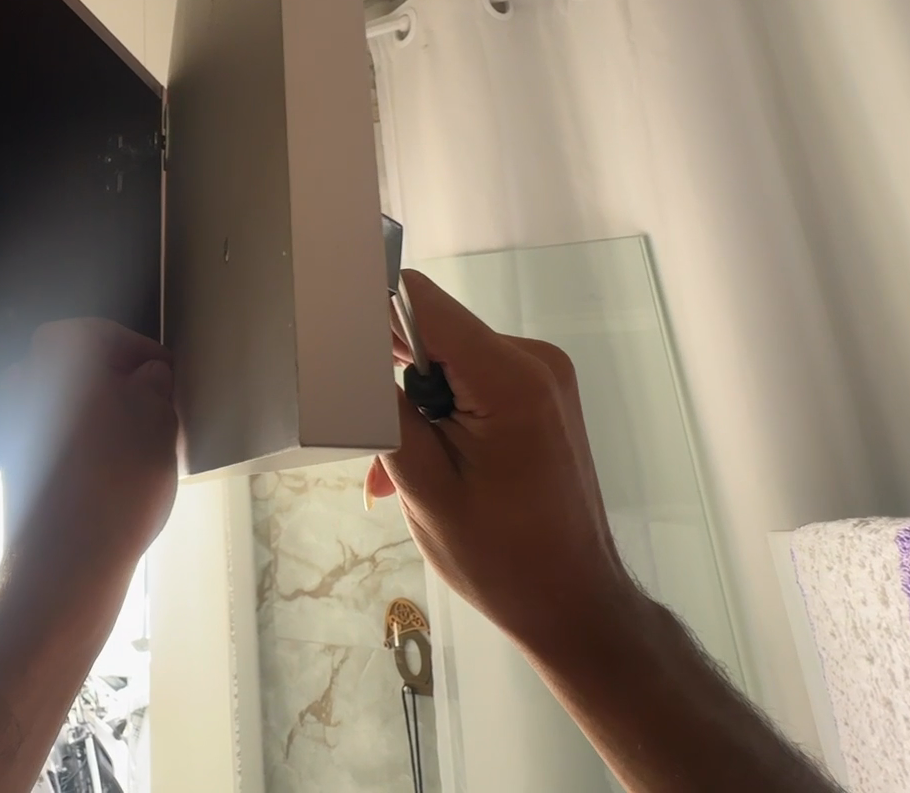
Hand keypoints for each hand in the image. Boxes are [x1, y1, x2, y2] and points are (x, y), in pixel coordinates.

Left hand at [0, 319, 178, 599]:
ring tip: (134, 440)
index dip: (136, 346)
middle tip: (147, 401)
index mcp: (60, 360)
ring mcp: (15, 428)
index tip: (166, 371)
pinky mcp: (15, 467)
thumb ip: (153, 383)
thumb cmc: (119, 477)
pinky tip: (109, 473)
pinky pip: (51, 438)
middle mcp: (28, 385)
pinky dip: (79, 443)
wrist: (65, 561)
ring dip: (95, 410)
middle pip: (71, 363)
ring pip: (60, 401)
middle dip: (111, 377)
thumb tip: (147, 374)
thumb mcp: (157, 418)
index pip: (97, 331)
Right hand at [366, 271, 639, 651]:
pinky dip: (435, 409)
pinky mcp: (533, 391)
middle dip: (387, 371)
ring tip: (401, 463)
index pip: (421, 303)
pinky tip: (425, 458)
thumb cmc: (501, 559)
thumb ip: (383, 409)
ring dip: (409, 400)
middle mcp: (533, 360)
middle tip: (372, 428)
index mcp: (511, 379)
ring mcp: (538, 374)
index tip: (335, 346)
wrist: (574, 604)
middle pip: (429, 327)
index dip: (370, 313)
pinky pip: (463, 375)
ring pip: (440, 354)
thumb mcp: (422, 485)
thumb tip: (350, 355)